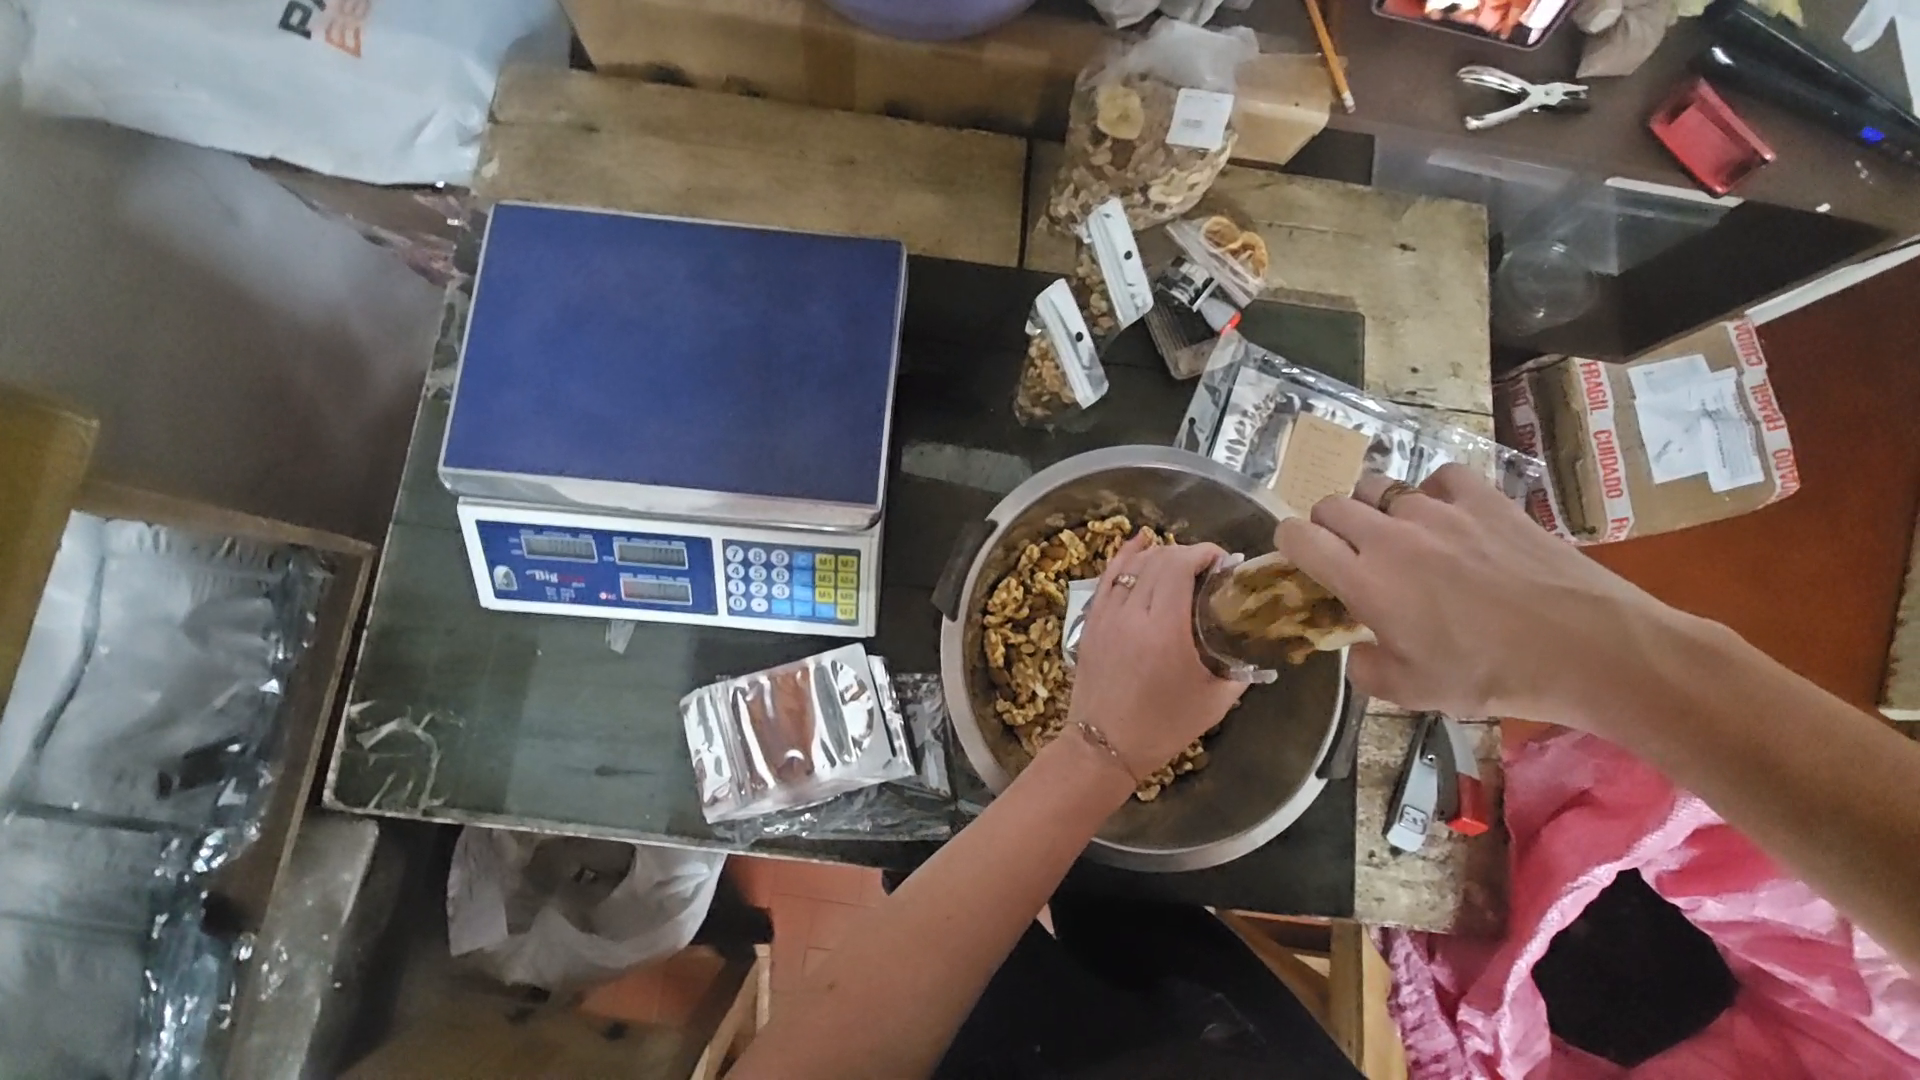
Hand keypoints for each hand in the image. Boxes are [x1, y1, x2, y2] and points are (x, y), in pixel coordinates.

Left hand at [1068, 533, 1248, 779]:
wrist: (1103, 746)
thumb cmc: (1163, 727)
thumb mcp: (1215, 700)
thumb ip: (1239, 668)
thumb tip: (1254, 644)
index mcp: (1164, 629)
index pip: (1179, 566)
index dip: (1203, 553)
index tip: (1224, 563)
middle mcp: (1131, 614)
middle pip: (1158, 560)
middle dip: (1187, 554)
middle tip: (1208, 569)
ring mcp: (1106, 615)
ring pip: (1131, 564)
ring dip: (1159, 555)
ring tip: (1180, 562)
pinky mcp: (1090, 622)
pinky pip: (1106, 578)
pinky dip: (1123, 557)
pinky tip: (1138, 544)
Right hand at [1274, 465, 1687, 727]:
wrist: (1587, 648)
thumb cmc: (1491, 674)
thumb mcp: (1412, 692)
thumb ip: (1364, 668)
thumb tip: (1357, 648)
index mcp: (1364, 579)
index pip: (1296, 536)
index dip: (1289, 545)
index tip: (1303, 562)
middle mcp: (1390, 535)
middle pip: (1331, 504)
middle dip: (1329, 527)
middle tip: (1352, 556)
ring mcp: (1438, 510)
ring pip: (1380, 487)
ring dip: (1377, 509)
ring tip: (1401, 536)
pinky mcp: (1484, 498)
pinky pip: (1439, 478)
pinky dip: (1434, 494)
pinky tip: (1450, 518)